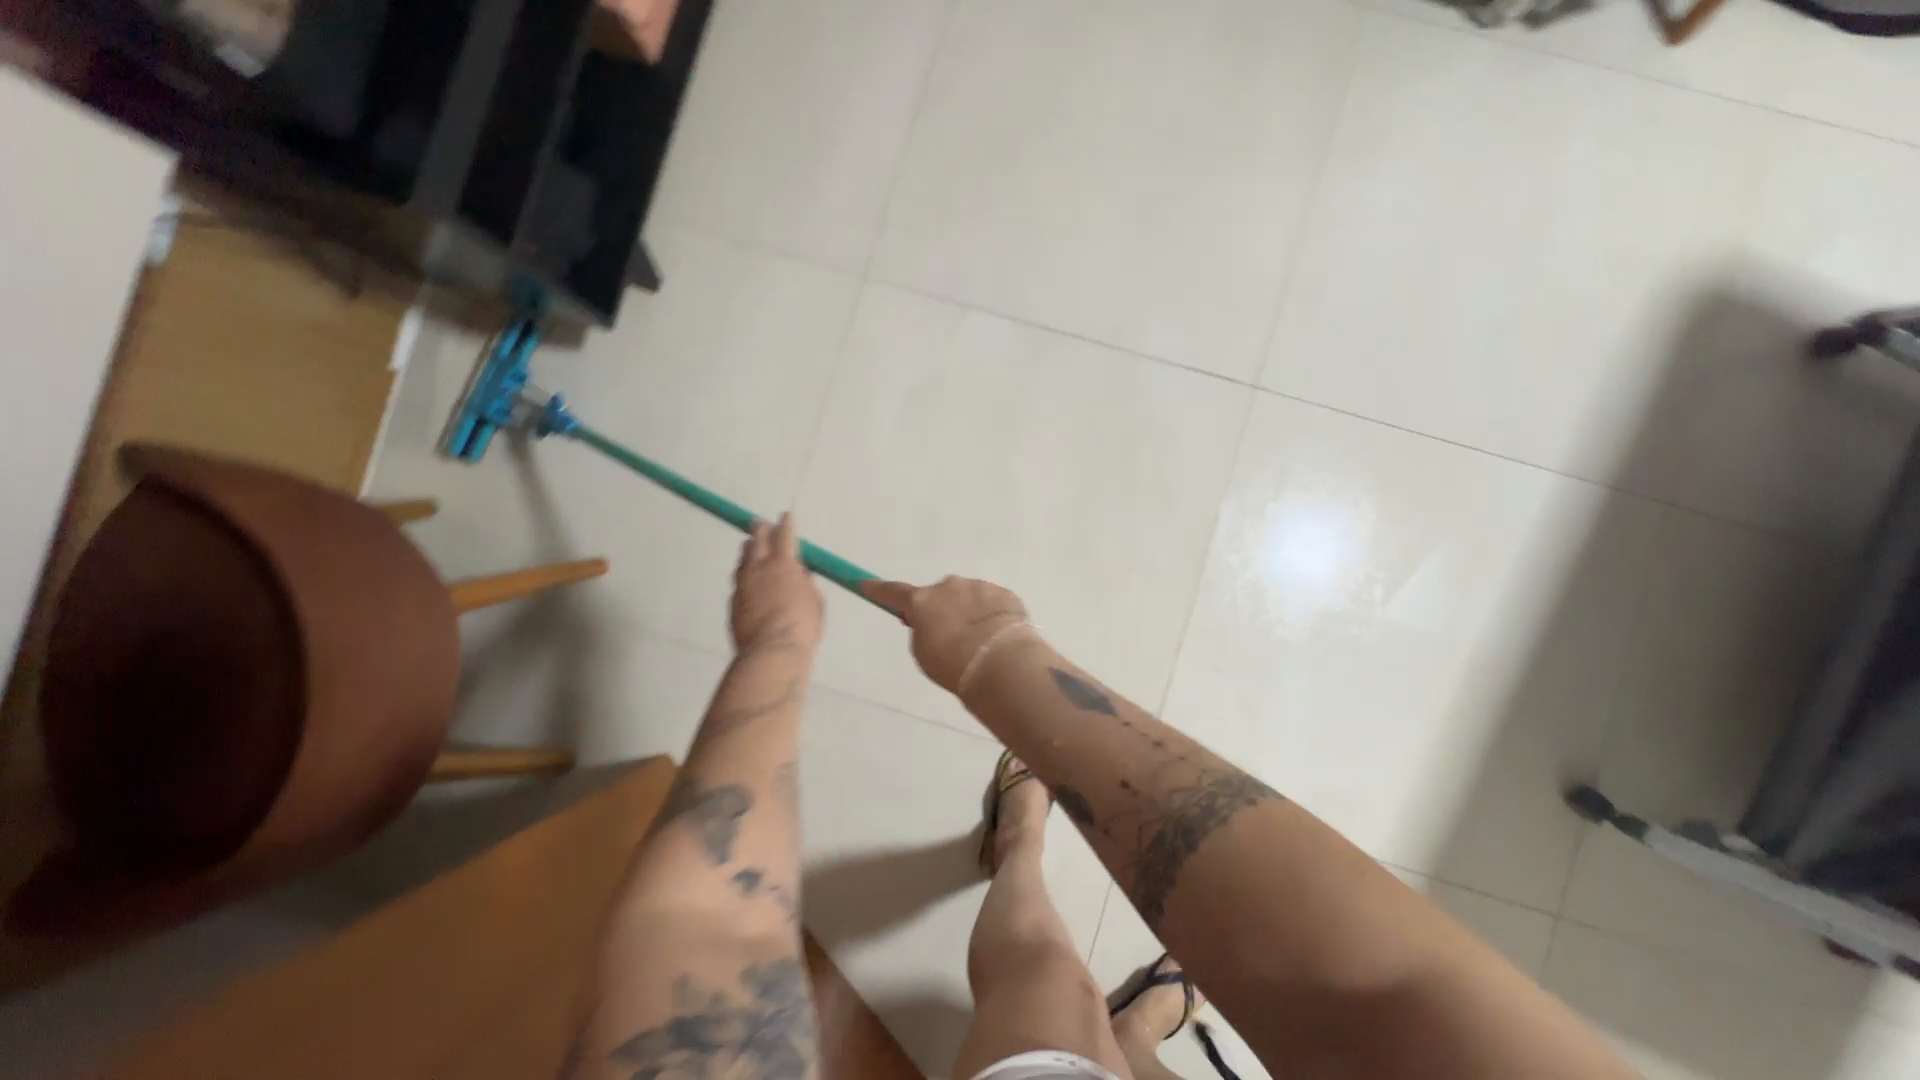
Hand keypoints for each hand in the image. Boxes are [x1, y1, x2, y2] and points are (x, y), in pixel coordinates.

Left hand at [731, 514, 822, 655]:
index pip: (785, 536)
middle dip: (760, 531)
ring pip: (742, 562)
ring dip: (747, 552)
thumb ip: (807, 585)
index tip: (785, 515)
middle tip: (759, 523)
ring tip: (748, 547)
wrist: (772, 651)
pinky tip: (747, 582)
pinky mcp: (733, 604)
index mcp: (784, 565)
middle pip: (757, 542)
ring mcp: (743, 586)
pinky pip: (738, 584)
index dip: (786, 524)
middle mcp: (760, 570)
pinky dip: (744, 578)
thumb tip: (802, 576)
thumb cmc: (803, 625)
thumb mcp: (815, 602)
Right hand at [861, 576, 1033, 692]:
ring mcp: (979, 587)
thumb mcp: (923, 653)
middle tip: (952, 639)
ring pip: (969, 598)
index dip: (878, 590)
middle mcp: (949, 587)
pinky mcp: (1005, 594)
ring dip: (970, 614)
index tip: (864, 583)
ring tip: (981, 645)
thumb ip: (922, 633)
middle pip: (940, 596)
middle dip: (943, 611)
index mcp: (922, 601)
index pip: (893, 592)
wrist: (1000, 662)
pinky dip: (993, 618)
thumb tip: (931, 623)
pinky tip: (999, 639)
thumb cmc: (952, 665)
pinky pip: (993, 604)